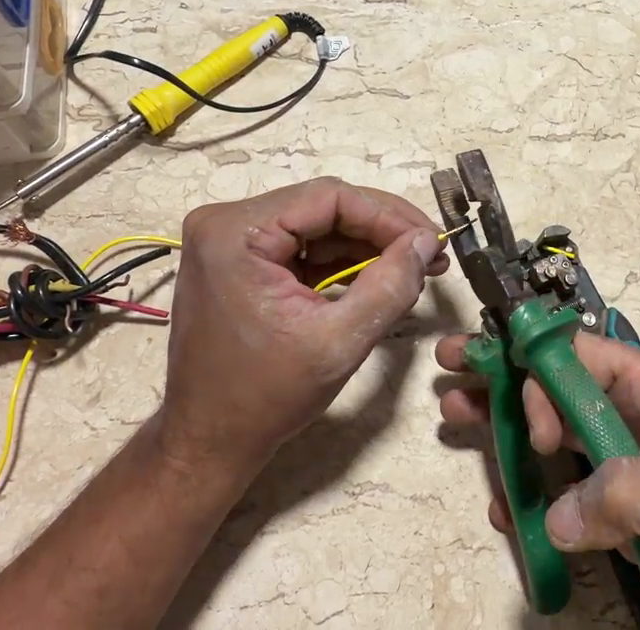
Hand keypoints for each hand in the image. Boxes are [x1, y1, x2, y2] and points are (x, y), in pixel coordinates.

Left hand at [156, 177, 447, 468]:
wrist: (209, 442)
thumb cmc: (266, 397)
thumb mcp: (338, 342)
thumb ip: (390, 286)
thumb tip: (426, 242)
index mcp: (236, 232)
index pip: (328, 197)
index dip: (387, 216)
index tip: (431, 241)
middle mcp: (226, 222)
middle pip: (324, 206)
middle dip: (382, 229)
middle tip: (431, 253)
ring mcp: (232, 241)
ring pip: (318, 225)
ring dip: (368, 244)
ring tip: (415, 268)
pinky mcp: (243, 261)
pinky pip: (304, 246)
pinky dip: (343, 260)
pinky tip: (381, 275)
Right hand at [435, 332, 639, 629]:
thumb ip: (631, 493)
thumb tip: (559, 514)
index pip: (586, 359)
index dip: (538, 362)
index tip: (501, 386)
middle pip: (560, 394)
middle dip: (505, 383)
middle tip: (450, 374)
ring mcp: (635, 477)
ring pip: (558, 444)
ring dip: (508, 436)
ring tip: (457, 424)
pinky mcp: (633, 524)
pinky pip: (573, 502)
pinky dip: (535, 500)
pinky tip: (507, 506)